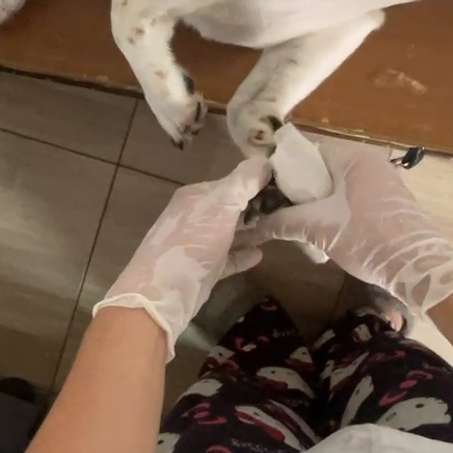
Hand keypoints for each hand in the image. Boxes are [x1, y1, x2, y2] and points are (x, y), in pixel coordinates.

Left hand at [94, 158, 268, 355]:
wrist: (163, 292)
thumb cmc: (193, 241)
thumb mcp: (221, 204)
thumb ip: (244, 181)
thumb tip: (266, 160)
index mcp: (197, 196)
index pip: (232, 182)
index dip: (257, 182)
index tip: (287, 185)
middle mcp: (196, 216)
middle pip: (232, 207)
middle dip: (257, 206)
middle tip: (289, 207)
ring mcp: (198, 244)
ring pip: (231, 232)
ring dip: (253, 230)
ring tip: (280, 228)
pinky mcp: (203, 269)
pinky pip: (228, 257)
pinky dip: (243, 254)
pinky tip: (261, 255)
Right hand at [237, 142, 452, 314]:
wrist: (418, 269)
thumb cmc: (368, 238)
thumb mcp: (319, 229)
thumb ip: (284, 222)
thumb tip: (254, 226)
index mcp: (354, 158)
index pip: (308, 155)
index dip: (284, 172)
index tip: (266, 193)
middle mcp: (370, 163)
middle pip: (321, 172)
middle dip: (299, 193)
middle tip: (277, 213)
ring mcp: (382, 183)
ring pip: (335, 188)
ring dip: (315, 206)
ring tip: (295, 225)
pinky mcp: (387, 203)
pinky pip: (350, 199)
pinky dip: (334, 212)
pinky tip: (323, 232)